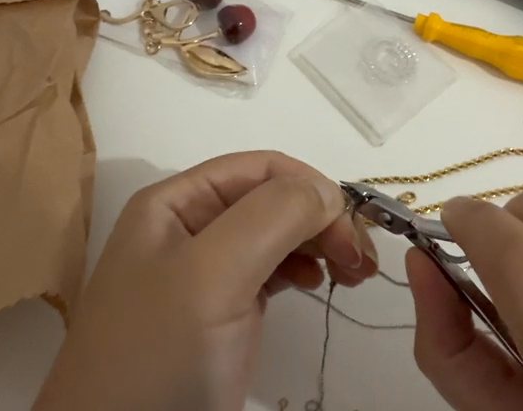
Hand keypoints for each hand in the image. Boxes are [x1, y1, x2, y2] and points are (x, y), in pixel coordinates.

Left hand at [33, 151, 377, 410]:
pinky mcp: (217, 316)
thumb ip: (272, 217)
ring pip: (273, 236)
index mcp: (174, 202)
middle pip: (269, 200)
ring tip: (354, 273)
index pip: (258, 168)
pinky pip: (267, 273)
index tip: (352, 229)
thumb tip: (327, 190)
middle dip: (319, 218)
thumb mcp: (212, 275)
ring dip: (317, 244)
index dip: (310, 186)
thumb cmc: (159, 356)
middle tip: (363, 260)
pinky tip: (317, 285)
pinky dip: (300, 271)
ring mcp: (201, 275)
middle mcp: (187, 228)